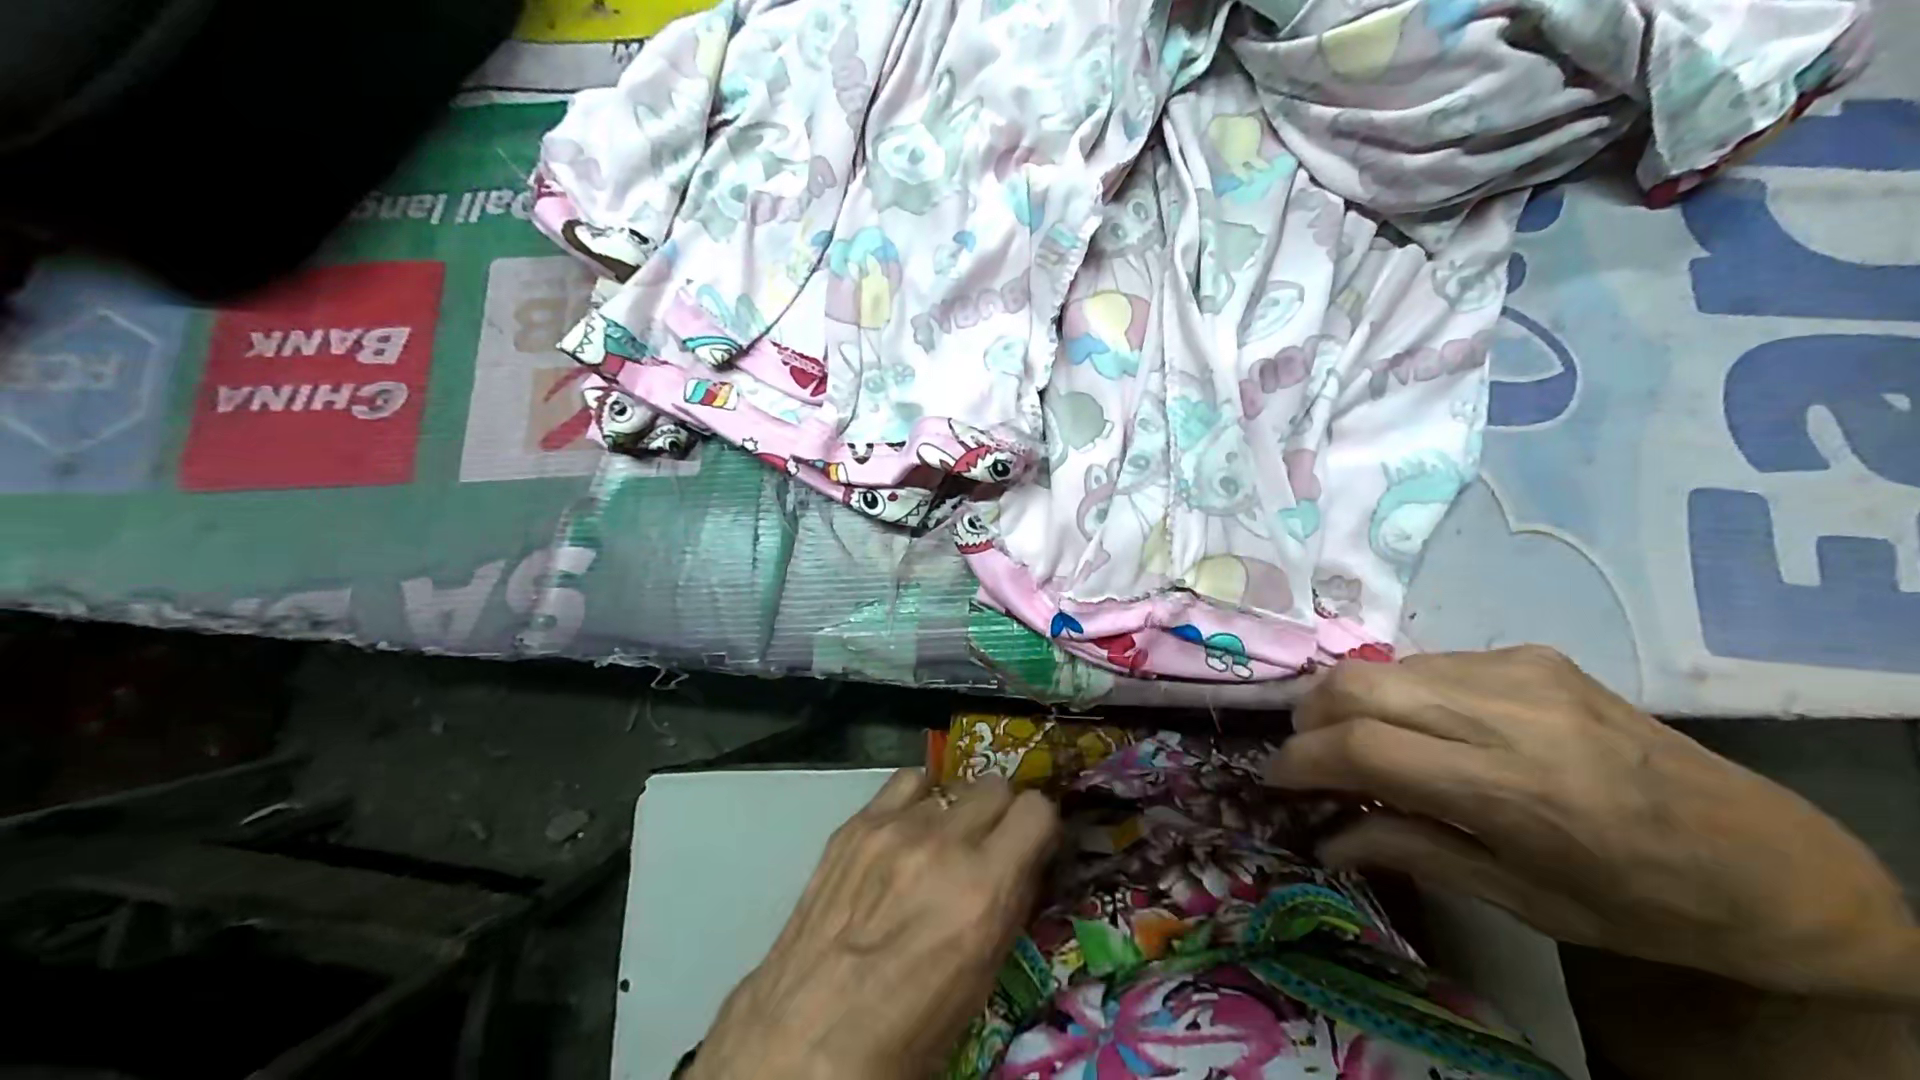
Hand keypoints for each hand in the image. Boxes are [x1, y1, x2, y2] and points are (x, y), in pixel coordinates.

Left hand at [687, 769, 1060, 1079]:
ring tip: (942, 842)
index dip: (1039, 828)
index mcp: (983, 889)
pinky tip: (906, 833)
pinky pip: (904, 785)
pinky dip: (915, 802)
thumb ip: (1008, 902)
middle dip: (1000, 814)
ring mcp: (893, 828)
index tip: (1032, 844)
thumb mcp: (982, 975)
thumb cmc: (906, 1028)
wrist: (806, 1035)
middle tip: (989, 845)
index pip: (1037, 810)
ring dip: (955, 809)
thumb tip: (1024, 860)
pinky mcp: (855, 824)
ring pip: (949, 782)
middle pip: (995, 786)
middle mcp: (942, 844)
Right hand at [1266, 646, 1919, 1002]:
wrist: (1775, 861)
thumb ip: (1410, 852)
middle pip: (1355, 683)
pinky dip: (1396, 691)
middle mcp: (1511, 712)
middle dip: (1308, 717)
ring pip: (1383, 665)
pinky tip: (1417, 724)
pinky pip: (1427, 662)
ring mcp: (1522, 671)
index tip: (1274, 780)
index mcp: (1514, 789)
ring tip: (1354, 740)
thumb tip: (1322, 836)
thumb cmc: (1644, 904)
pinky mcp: (1533, 654)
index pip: (1363, 749)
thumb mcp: (1522, 900)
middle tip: (1306, 754)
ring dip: (1346, 700)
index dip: (1300, 760)